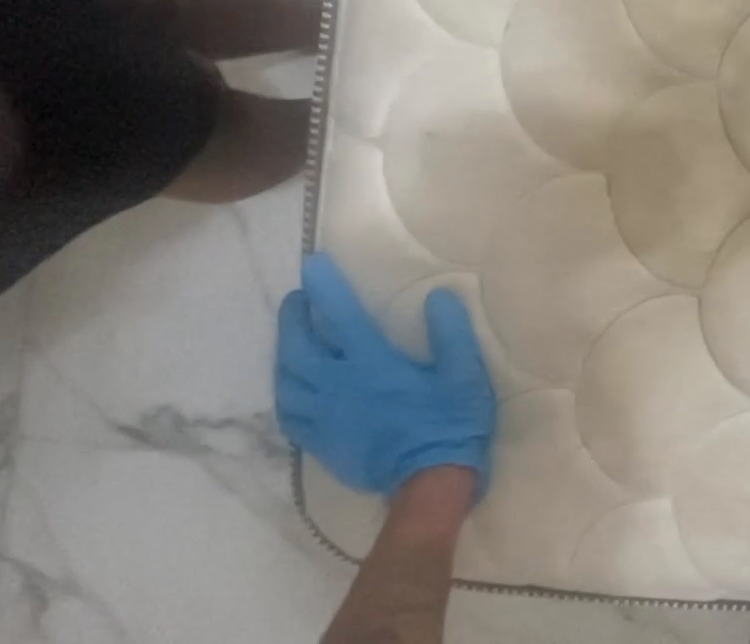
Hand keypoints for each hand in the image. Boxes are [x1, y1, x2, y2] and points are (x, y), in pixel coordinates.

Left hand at [276, 253, 497, 497]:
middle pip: (300, 347)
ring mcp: (325, 417)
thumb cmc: (451, 423)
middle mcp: (338, 386)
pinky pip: (290, 413)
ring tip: (291, 337)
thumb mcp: (464, 373)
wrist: (430, 483)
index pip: (341, 317)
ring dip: (285, 352)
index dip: (326, 288)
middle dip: (295, 318)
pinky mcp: (321, 442)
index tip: (313, 265)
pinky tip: (293, 386)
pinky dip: (287, 391)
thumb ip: (451, 333)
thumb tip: (438, 297)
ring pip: (287, 380)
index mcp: (372, 364)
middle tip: (298, 298)